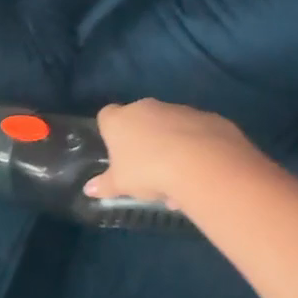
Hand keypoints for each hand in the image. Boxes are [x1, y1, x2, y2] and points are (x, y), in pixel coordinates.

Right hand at [82, 99, 262, 204]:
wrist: (203, 164)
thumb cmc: (148, 171)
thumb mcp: (121, 184)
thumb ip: (105, 185)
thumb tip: (88, 190)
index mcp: (120, 120)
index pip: (106, 116)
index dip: (110, 132)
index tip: (117, 151)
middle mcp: (147, 108)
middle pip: (140, 119)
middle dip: (144, 140)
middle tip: (147, 168)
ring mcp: (180, 110)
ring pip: (171, 126)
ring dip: (172, 145)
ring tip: (178, 179)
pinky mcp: (209, 118)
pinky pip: (198, 132)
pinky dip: (197, 146)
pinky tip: (200, 171)